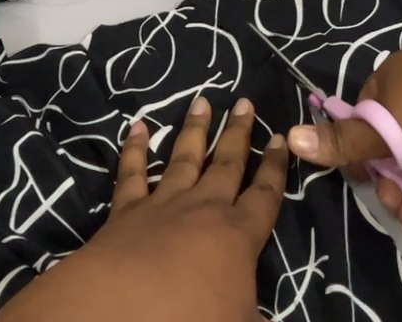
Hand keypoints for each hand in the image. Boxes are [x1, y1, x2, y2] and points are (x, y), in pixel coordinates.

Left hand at [60, 96, 288, 320]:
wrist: (121, 314)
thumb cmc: (192, 321)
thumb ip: (262, 315)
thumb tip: (279, 319)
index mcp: (237, 236)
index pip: (264, 195)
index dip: (274, 167)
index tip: (280, 137)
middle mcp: (203, 209)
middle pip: (226, 164)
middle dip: (238, 133)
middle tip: (244, 102)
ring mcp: (163, 205)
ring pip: (184, 158)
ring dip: (194, 130)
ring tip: (202, 102)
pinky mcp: (126, 211)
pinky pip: (132, 173)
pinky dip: (134, 149)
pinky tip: (138, 126)